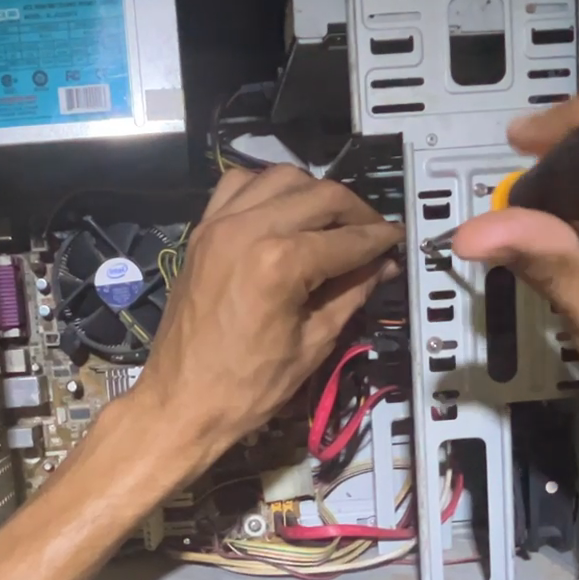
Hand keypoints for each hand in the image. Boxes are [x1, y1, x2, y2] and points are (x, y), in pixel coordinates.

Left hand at [127, 165, 401, 461]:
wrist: (180, 401)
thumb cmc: (246, 387)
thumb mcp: (312, 345)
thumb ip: (350, 295)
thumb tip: (381, 266)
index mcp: (279, 263)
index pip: (347, 239)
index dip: (380, 240)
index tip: (398, 240)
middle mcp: (248, 229)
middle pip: (321, 195)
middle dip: (356, 212)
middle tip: (373, 235)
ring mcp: (219, 225)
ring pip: (282, 178)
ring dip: (315, 194)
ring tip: (332, 223)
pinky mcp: (202, 231)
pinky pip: (238, 185)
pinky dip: (268, 189)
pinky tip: (283, 212)